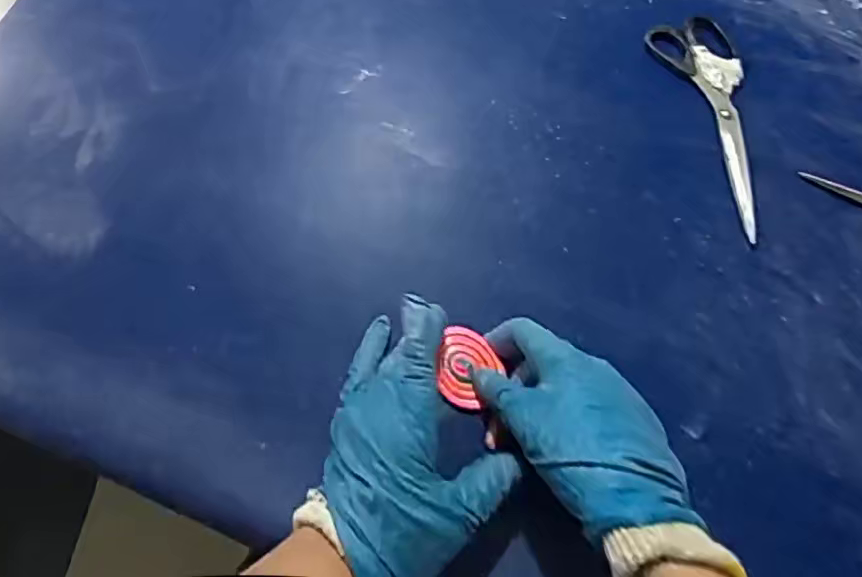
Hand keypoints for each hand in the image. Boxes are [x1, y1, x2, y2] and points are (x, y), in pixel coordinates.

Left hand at [320, 295, 521, 576]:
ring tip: (411, 323)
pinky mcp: (346, 415)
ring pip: (382, 360)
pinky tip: (379, 334)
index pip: (419, 356)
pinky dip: (370, 348)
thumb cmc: (402, 527)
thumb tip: (517, 458)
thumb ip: (489, 479)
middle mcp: (380, 396)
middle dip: (419, 334)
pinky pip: (359, 369)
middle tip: (436, 319)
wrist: (343, 550)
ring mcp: (358, 404)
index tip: (439, 310)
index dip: (429, 329)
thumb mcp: (454, 511)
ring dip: (398, 341)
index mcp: (407, 411)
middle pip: (403, 354)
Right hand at [470, 319, 702, 541]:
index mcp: (564, 356)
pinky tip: (565, 446)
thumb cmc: (570, 448)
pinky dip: (567, 415)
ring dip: (538, 404)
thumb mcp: (523, 419)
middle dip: (513, 387)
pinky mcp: (637, 419)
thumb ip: (496, 389)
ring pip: (565, 385)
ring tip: (527, 440)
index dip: (494, 343)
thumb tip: (477, 369)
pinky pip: (590, 405)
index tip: (480, 368)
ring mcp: (619, 390)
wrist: (639, 502)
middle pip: (540, 359)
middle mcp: (593, 363)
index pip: (520, 329)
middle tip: (499, 424)